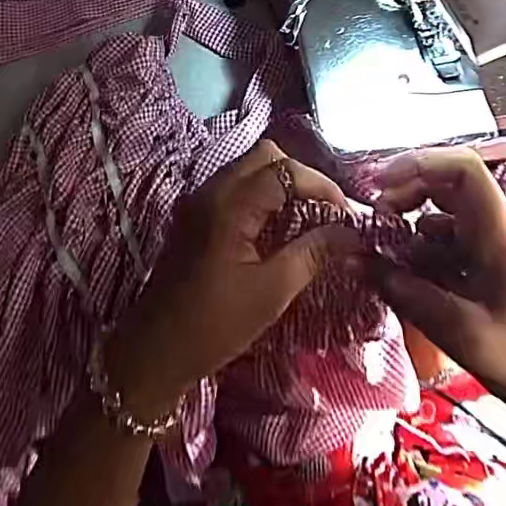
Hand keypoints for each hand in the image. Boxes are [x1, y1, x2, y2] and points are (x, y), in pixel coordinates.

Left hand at [104, 140, 355, 420]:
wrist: (154, 350)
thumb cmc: (214, 324)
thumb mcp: (271, 292)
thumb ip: (312, 254)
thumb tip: (351, 234)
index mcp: (229, 205)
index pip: (285, 171)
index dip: (321, 185)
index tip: (346, 213)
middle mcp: (212, 190)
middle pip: (265, 156)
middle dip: (302, 176)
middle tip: (327, 209)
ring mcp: (200, 199)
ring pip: (250, 167)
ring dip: (283, 182)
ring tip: (309, 215)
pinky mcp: (196, 212)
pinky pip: (236, 184)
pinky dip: (263, 193)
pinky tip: (279, 224)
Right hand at [361, 148, 505, 421]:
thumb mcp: (464, 334)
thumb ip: (409, 296)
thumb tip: (356, 262)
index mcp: (501, 232)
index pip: (463, 168)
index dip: (418, 164)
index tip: (380, 185)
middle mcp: (499, 227)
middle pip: (447, 182)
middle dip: (404, 194)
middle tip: (375, 221)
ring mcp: (495, 243)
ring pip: (443, 213)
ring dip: (409, 227)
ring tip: (383, 256)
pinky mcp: (490, 262)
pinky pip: (449, 240)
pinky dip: (422, 251)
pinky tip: (406, 279)